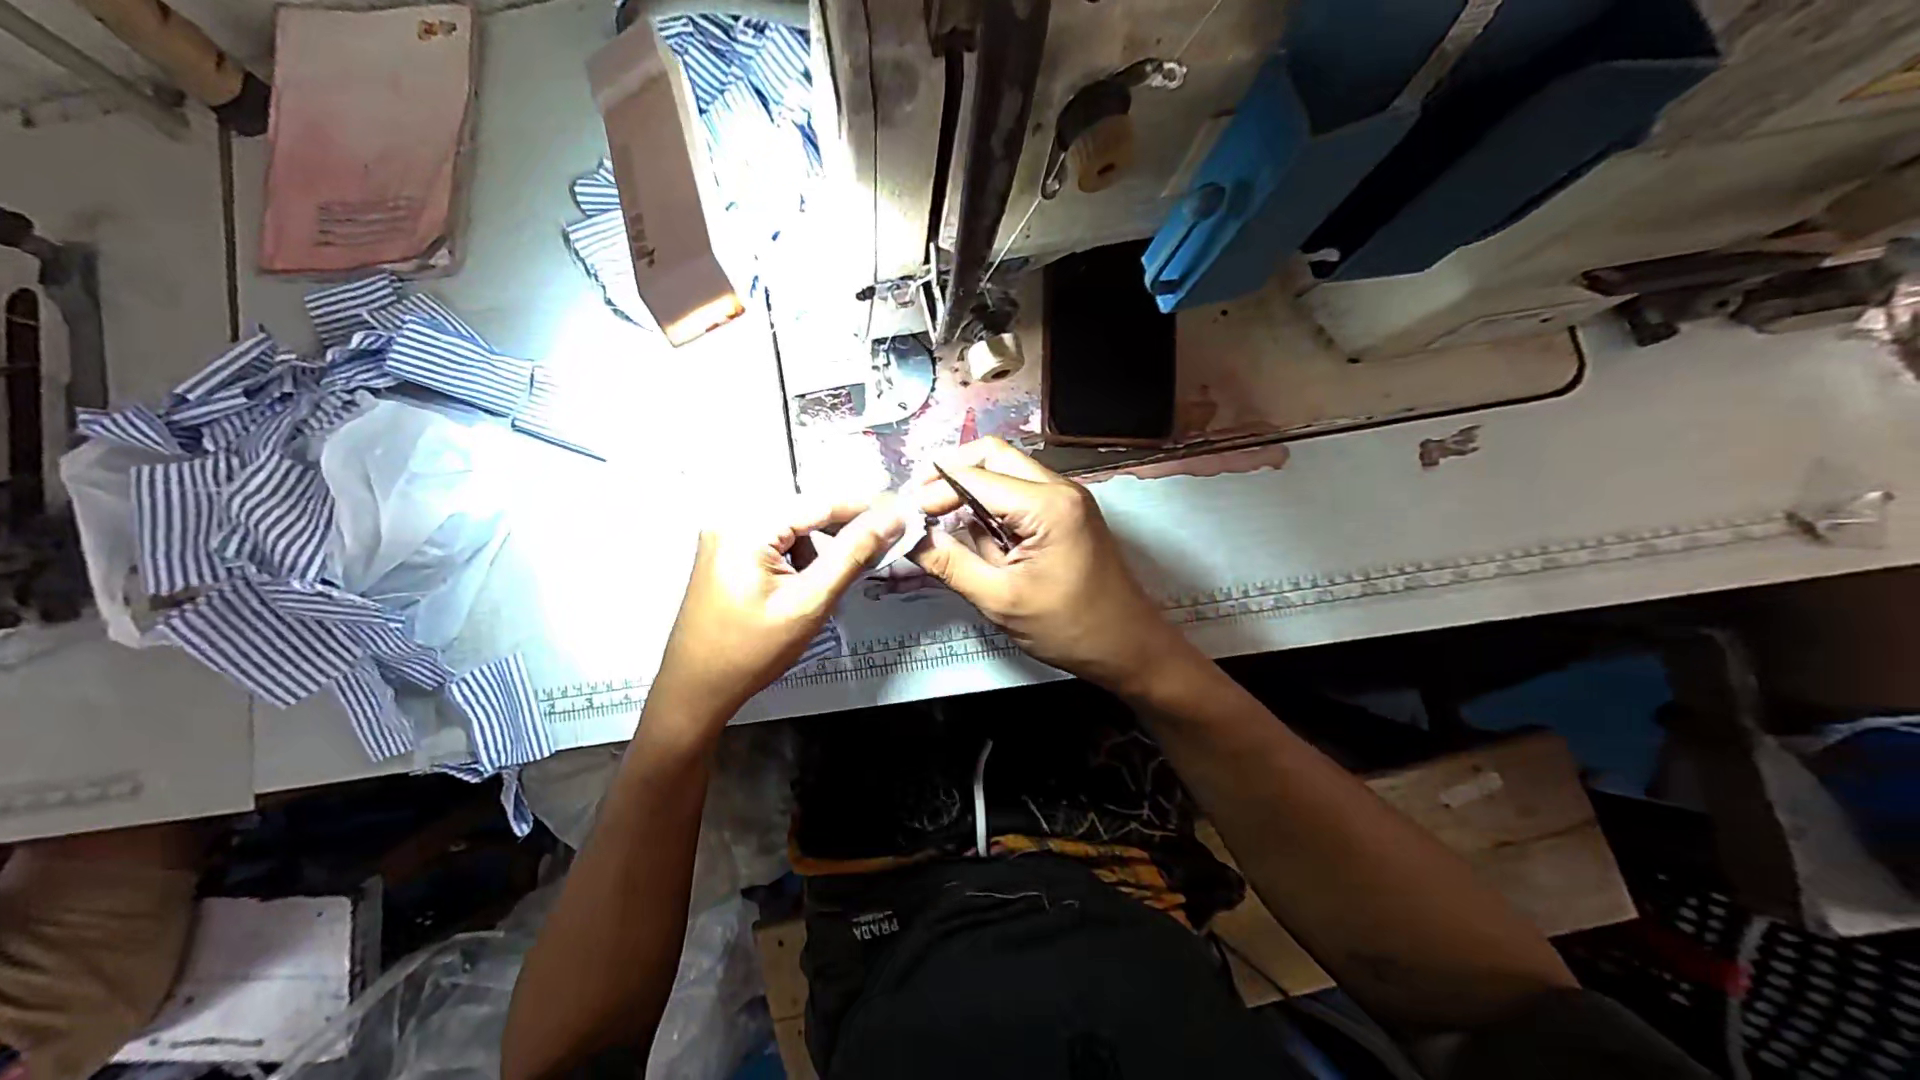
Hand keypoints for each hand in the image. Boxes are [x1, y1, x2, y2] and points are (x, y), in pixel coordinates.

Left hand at [651, 496, 905, 724]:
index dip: (865, 508)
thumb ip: (852, 555)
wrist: (696, 689)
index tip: (902, 516)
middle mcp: (730, 518)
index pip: (819, 502)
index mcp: (745, 526)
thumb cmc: (749, 652)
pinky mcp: (726, 550)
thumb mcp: (809, 603)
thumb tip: (890, 518)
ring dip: (820, 544)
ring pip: (792, 525)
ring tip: (834, 579)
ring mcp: (724, 534)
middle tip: (879, 548)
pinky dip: (799, 554)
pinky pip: (775, 538)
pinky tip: (807, 583)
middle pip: (805, 510)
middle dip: (842, 529)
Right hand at [908, 438, 1192, 694]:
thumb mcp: (1000, 601)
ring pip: (1006, 472)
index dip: (933, 491)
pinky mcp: (1067, 513)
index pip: (975, 478)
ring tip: (945, 525)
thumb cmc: (1069, 628)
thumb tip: (910, 537)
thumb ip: (951, 564)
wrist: (1129, 647)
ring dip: (972, 490)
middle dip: (951, 474)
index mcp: (1048, 505)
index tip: (905, 515)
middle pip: (993, 455)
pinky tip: (979, 537)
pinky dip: (993, 506)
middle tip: (920, 504)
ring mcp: (1067, 498)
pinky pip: (1020, 494)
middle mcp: (1060, 488)